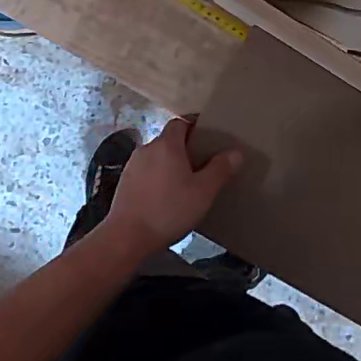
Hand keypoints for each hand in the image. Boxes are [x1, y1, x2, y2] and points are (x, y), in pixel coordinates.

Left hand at [103, 119, 242, 251]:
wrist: (127, 236)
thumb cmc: (168, 210)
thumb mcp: (203, 192)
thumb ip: (220, 170)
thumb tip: (235, 152)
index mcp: (166, 145)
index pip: (180, 123)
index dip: (194, 126)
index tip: (207, 137)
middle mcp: (146, 149)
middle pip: (168, 140)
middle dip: (184, 148)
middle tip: (202, 164)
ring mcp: (132, 166)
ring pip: (156, 157)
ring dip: (169, 164)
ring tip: (185, 183)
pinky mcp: (124, 183)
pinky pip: (146, 172)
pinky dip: (157, 178)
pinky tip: (165, 197)